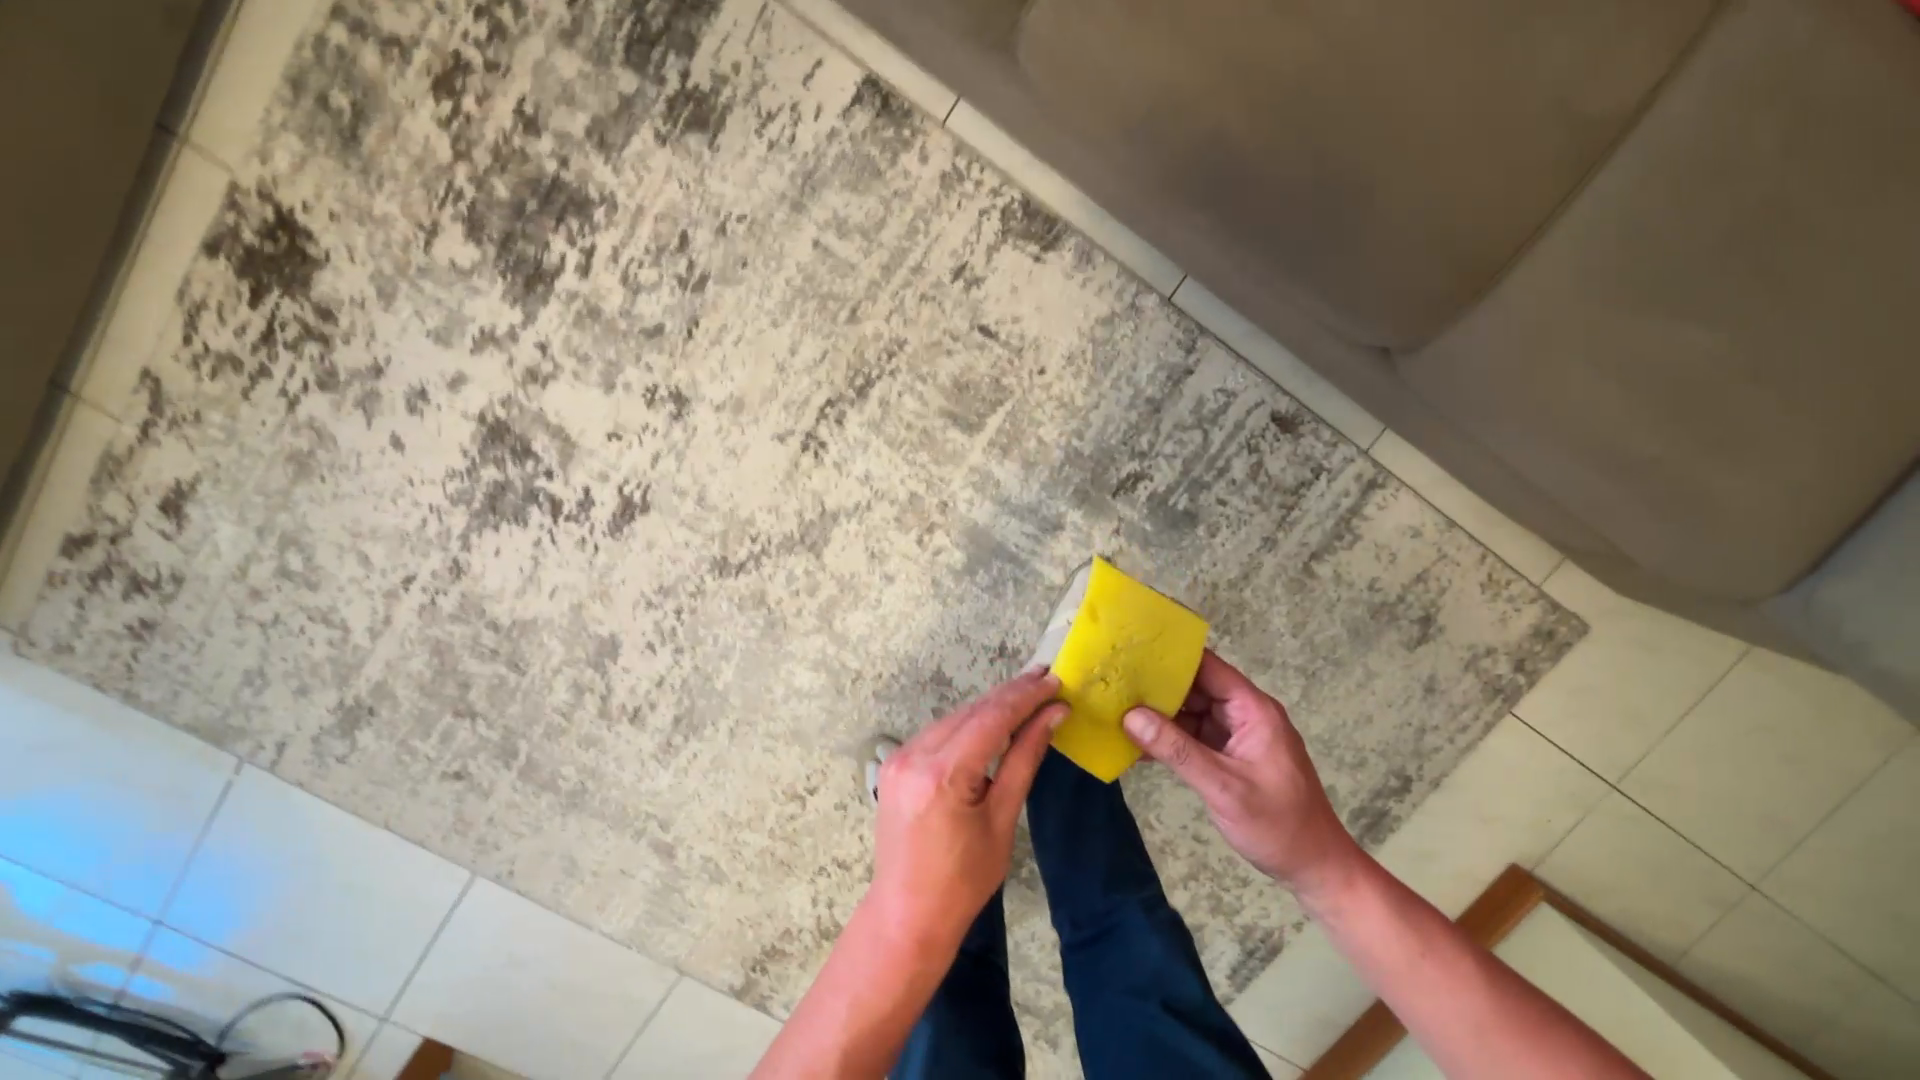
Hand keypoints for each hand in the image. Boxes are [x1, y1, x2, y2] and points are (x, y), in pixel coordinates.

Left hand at [867, 670, 1068, 949]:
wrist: (908, 914)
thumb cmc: (964, 880)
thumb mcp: (1002, 820)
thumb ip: (1023, 760)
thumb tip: (1052, 717)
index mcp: (942, 775)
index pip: (990, 718)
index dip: (1025, 696)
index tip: (1055, 681)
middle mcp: (913, 756)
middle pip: (970, 712)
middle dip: (1010, 695)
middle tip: (1047, 679)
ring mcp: (898, 759)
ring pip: (953, 718)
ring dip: (989, 707)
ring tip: (1028, 695)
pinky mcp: (894, 765)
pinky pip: (937, 733)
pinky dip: (967, 724)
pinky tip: (992, 720)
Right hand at [1122, 651, 1360, 898]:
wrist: (1314, 867)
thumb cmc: (1277, 824)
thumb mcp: (1223, 787)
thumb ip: (1177, 750)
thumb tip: (1130, 715)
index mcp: (1253, 709)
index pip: (1208, 667)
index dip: (1170, 656)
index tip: (1129, 651)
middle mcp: (1245, 714)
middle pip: (1195, 687)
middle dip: (1156, 685)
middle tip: (1111, 683)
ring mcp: (1236, 736)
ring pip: (1190, 712)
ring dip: (1157, 714)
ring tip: (1112, 708)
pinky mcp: (1228, 757)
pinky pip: (1192, 737)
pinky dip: (1167, 739)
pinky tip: (1133, 743)